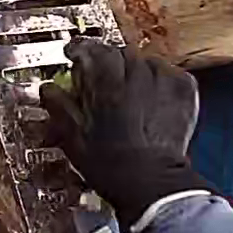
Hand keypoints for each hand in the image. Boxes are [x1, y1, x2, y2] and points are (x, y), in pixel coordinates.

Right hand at [39, 38, 211, 232]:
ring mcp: (164, 80)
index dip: (79, 48)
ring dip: (132, 69)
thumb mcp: (72, 136)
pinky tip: (150, 94)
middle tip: (99, 77)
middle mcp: (136, 75)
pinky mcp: (184, 91)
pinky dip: (158, 77)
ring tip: (127, 88)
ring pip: (144, 60)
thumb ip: (58, 106)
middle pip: (118, 52)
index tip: (73, 52)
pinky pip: (168, 71)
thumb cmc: (110, 164)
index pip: (91, 48)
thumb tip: (48, 89)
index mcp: (106, 82)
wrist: (152, 184)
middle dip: (107, 61)